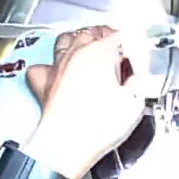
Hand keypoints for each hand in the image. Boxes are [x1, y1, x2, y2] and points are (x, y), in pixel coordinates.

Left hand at [21, 26, 145, 178]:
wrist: (68, 144)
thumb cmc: (101, 124)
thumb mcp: (135, 103)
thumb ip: (138, 83)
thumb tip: (137, 78)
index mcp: (100, 53)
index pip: (118, 37)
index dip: (129, 42)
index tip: (136, 51)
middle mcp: (76, 54)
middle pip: (89, 33)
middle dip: (103, 36)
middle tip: (115, 50)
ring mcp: (57, 68)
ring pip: (64, 41)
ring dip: (76, 42)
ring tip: (86, 51)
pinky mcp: (43, 85)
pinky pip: (40, 67)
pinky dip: (48, 67)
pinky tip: (56, 73)